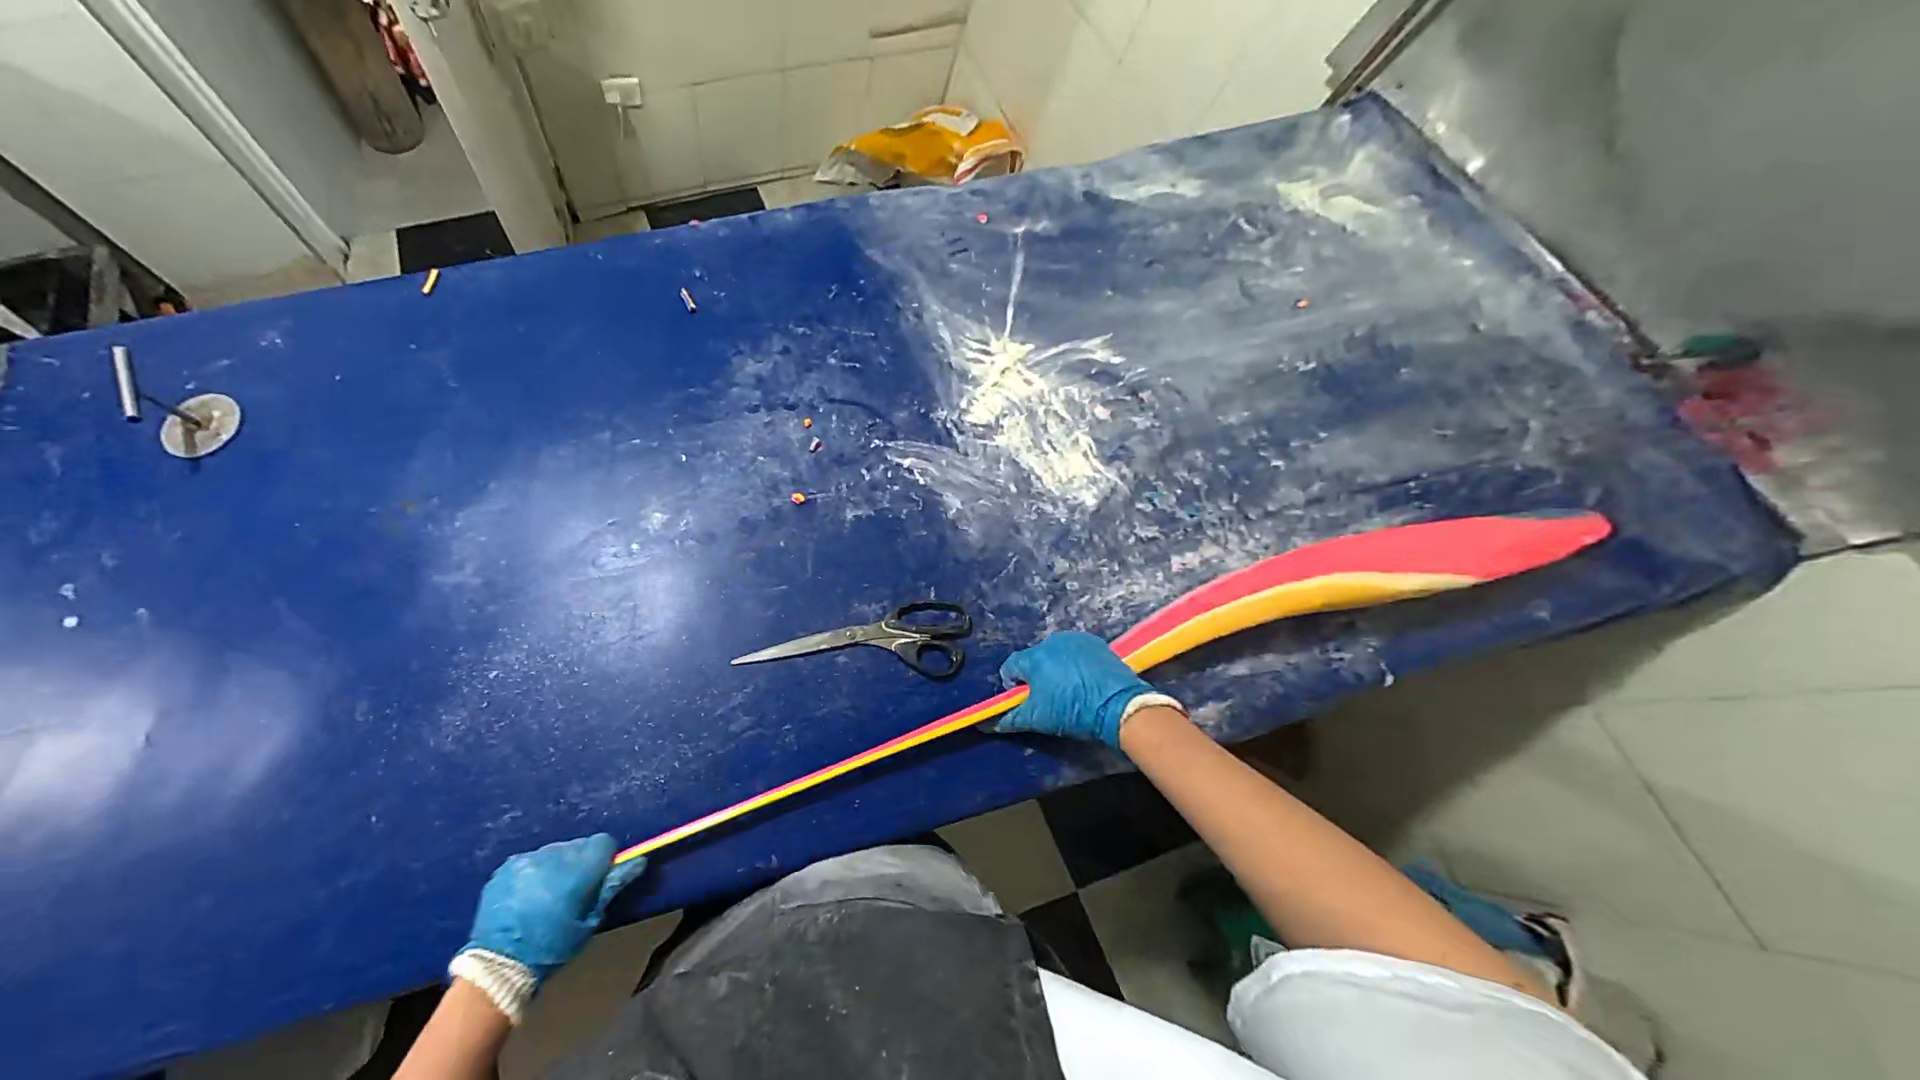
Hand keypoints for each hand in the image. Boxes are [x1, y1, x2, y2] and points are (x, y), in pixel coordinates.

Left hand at [453, 834, 644, 1019]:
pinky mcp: (504, 868)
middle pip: (579, 846)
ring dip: (558, 866)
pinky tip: (529, 895)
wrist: (497, 967)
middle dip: (581, 862)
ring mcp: (526, 860)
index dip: (606, 858)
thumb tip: (638, 861)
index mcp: (578, 869)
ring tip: (549, 894)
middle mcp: (553, 856)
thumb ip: (612, 886)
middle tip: (575, 890)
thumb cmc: (552, 947)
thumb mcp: (590, 921)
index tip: (600, 878)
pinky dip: (536, 872)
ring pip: (555, 851)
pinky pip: (531, 861)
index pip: (603, 842)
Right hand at [994, 631, 1173, 746]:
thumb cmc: (1073, 710)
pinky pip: (1076, 653)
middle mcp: (1052, 642)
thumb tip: (988, 724)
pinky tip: (1086, 682)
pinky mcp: (1096, 643)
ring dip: (1057, 669)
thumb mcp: (1038, 719)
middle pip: (1034, 660)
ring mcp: (1076, 640)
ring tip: (1069, 691)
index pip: (1011, 667)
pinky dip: (1076, 664)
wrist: (1119, 704)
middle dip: (1037, 677)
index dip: (1013, 685)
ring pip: (1056, 655)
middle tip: (1049, 698)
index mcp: (1034, 657)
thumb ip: (1011, 718)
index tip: (1025, 700)